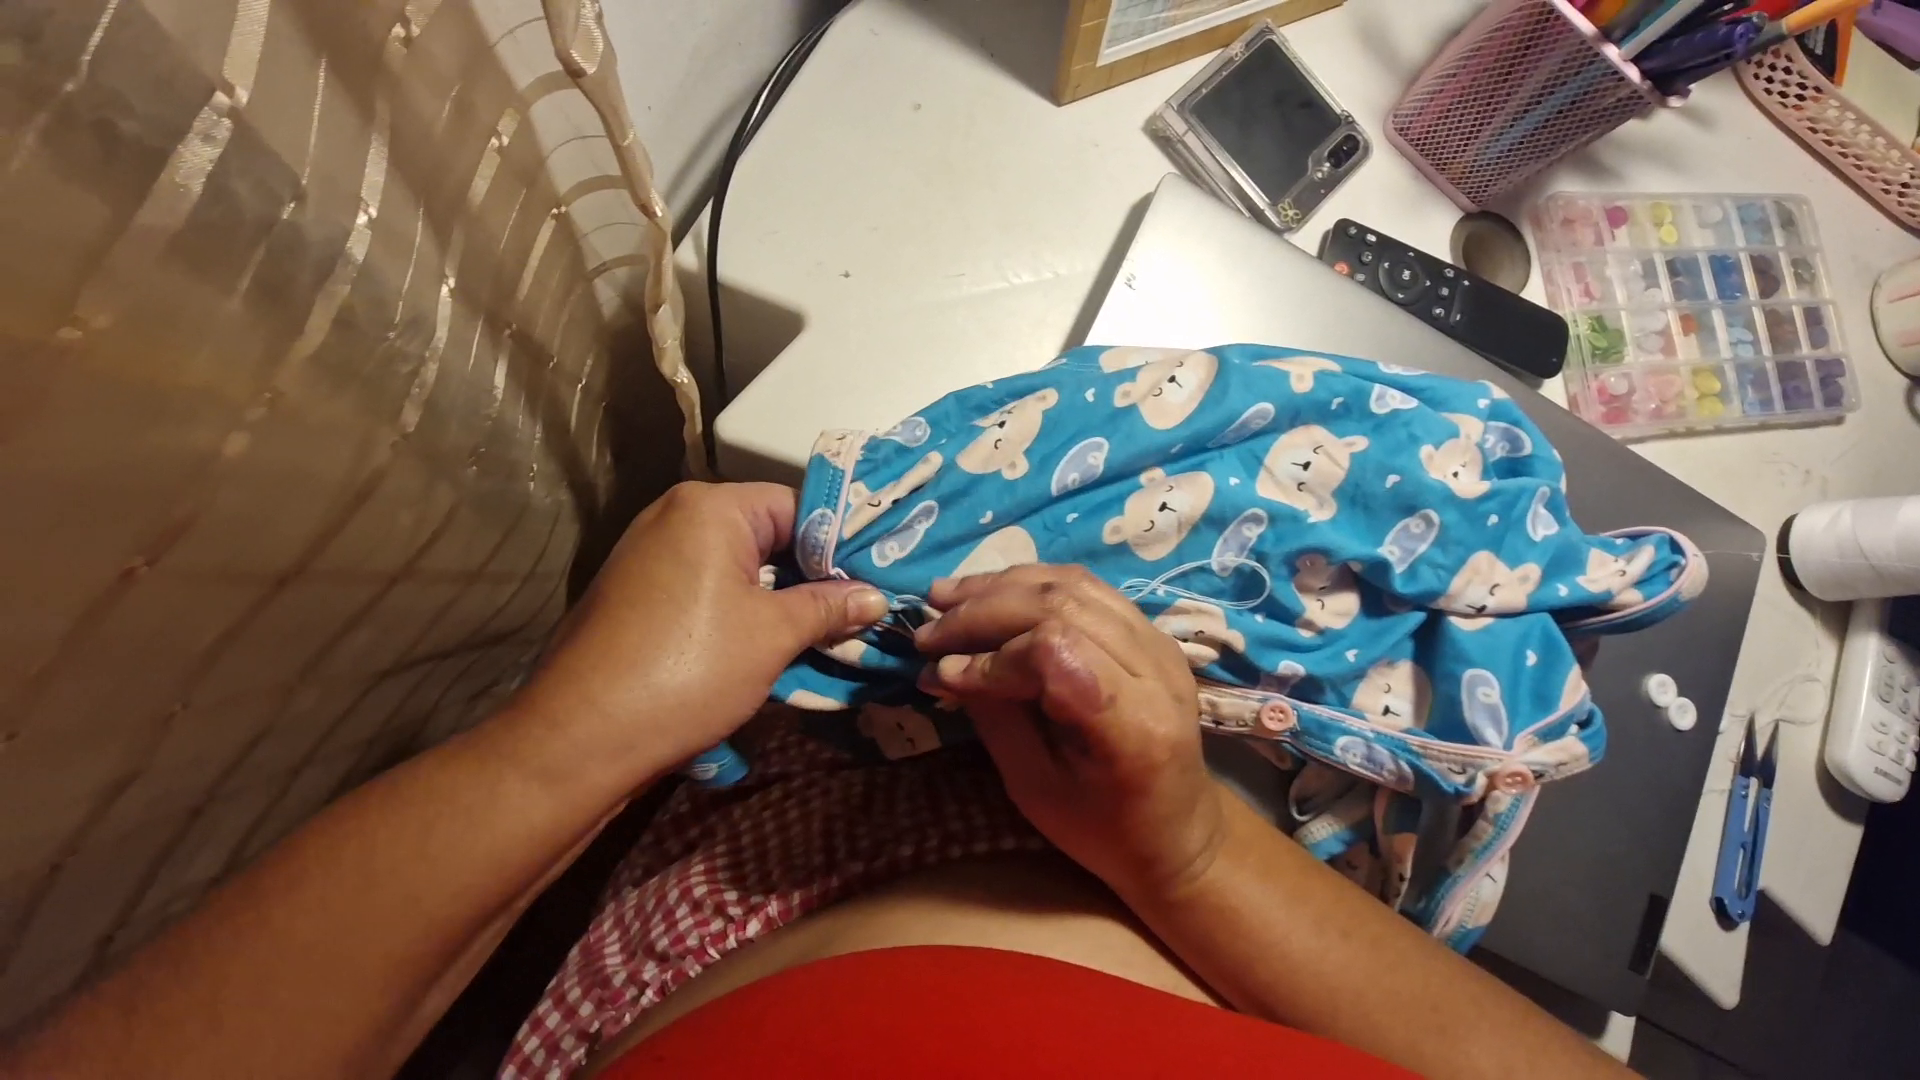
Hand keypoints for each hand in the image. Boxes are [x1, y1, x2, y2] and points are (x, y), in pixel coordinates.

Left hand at [511, 482, 887, 780]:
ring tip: (825, 633)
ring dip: (780, 599)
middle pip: (767, 535)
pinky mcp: (636, 595)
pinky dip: (742, 612)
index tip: (875, 578)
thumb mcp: (773, 635)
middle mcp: (675, 517)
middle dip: (812, 575)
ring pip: (738, 567)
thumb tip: (875, 597)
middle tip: (859, 610)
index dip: (840, 543)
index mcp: (710, 507)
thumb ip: (829, 606)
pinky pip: (706, 589)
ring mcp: (649, 556)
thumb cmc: (688, 669)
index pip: (798, 506)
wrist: (579, 738)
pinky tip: (770, 646)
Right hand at [913, 566, 1225, 901]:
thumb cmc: (1103, 829)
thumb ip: (994, 718)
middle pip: (1061, 606)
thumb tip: (942, 665)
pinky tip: (990, 592)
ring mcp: (1159, 642)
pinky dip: (1030, 583)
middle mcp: (1156, 669)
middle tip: (928, 630)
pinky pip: (1086, 587)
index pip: (1054, 651)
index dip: (989, 655)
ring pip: (1071, 585)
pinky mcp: (1150, 631)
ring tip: (946, 596)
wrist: (1176, 829)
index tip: (939, 672)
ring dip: (1000, 586)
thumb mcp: (1035, 788)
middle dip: (983, 611)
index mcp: (1133, 724)